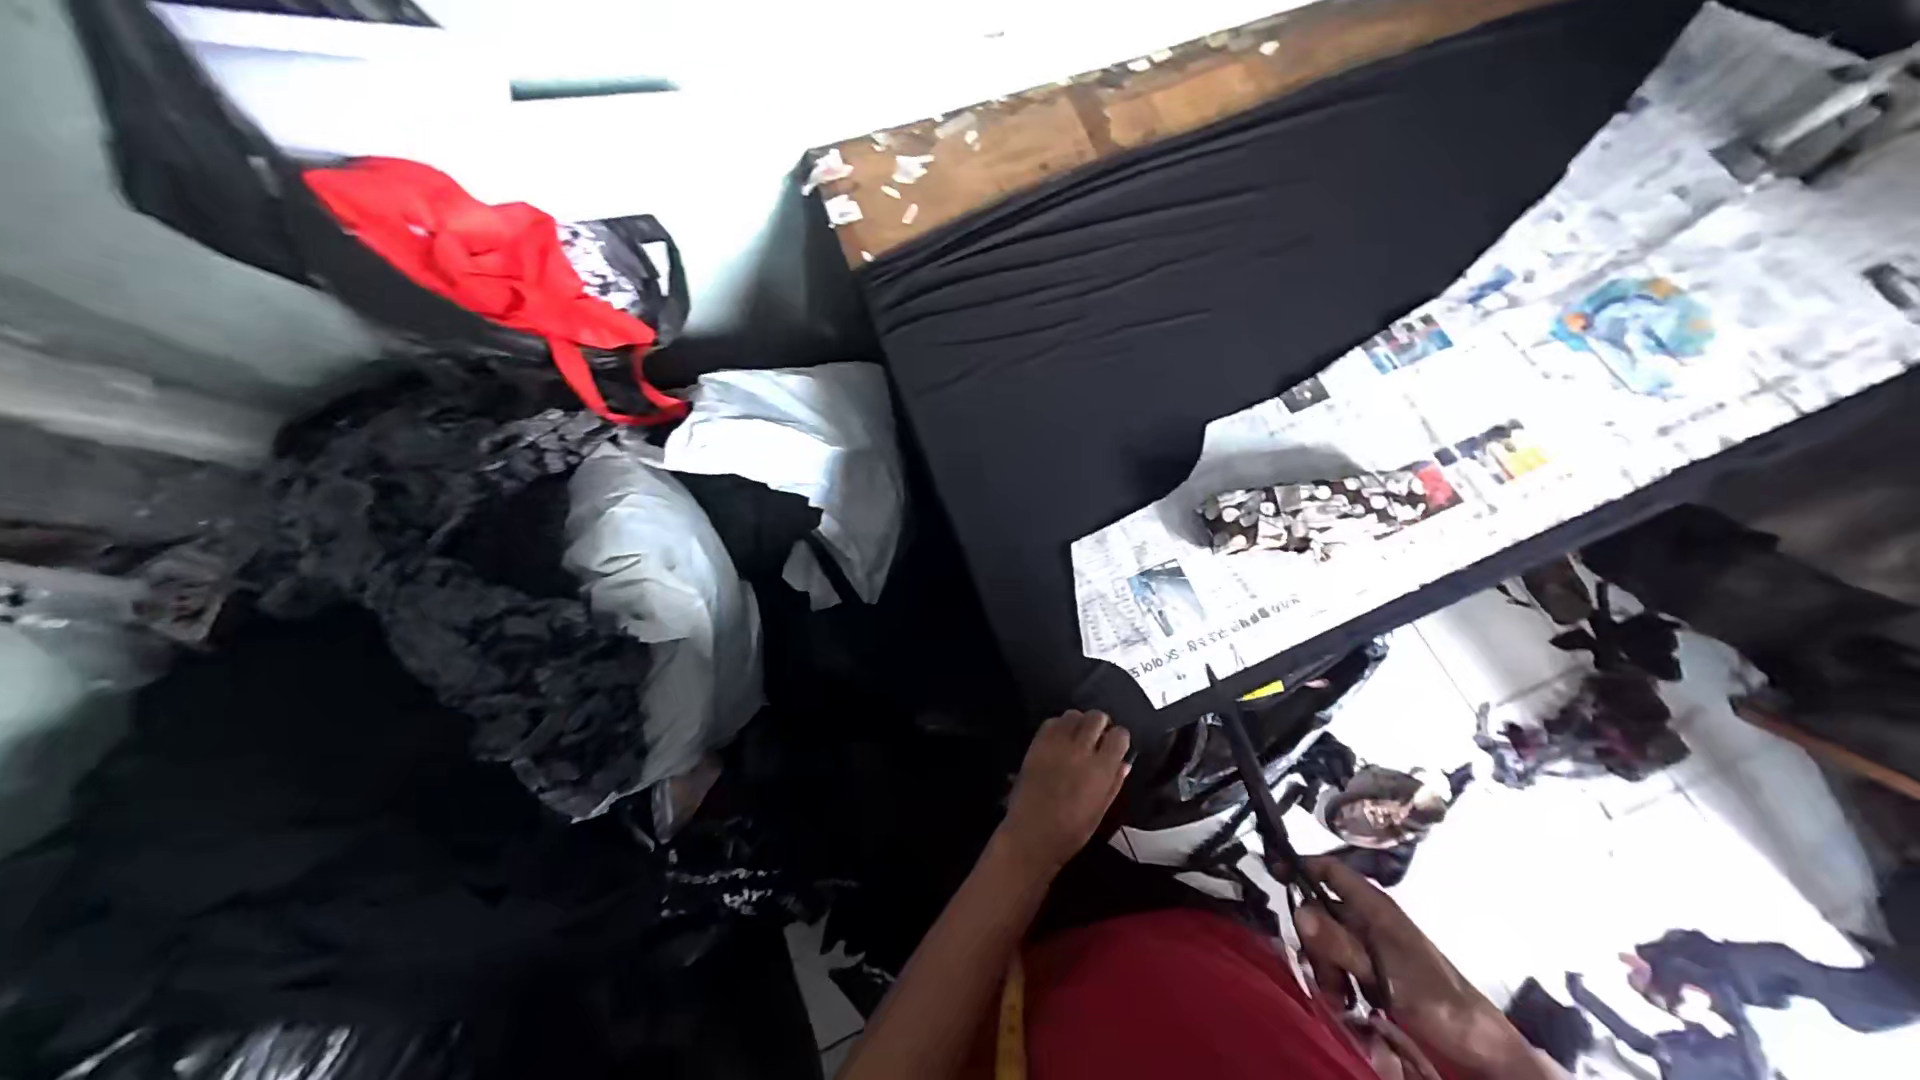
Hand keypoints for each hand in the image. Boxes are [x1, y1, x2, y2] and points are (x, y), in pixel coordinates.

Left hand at [996, 711, 1130, 874]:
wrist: (1031, 834)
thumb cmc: (1071, 831)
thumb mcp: (1101, 811)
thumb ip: (1114, 782)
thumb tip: (1124, 762)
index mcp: (1101, 769)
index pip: (1119, 735)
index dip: (1119, 738)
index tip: (1115, 745)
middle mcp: (1080, 750)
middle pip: (1096, 716)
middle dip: (1100, 725)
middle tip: (1096, 738)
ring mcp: (1056, 744)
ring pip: (1074, 714)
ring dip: (1079, 723)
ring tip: (1077, 738)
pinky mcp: (1037, 744)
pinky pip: (1052, 721)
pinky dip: (1058, 727)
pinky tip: (1059, 741)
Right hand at [1294, 858, 1547, 1079]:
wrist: (1479, 1050)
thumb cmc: (1436, 1001)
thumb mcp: (1384, 973)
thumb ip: (1340, 944)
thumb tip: (1299, 910)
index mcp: (1374, 907)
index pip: (1329, 869)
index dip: (1300, 866)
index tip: (1271, 873)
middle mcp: (1368, 921)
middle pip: (1319, 911)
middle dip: (1314, 942)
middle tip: (1325, 974)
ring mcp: (1370, 948)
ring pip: (1325, 943)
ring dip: (1325, 970)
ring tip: (1342, 1000)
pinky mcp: (1373, 974)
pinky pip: (1337, 967)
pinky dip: (1336, 985)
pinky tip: (1348, 1006)